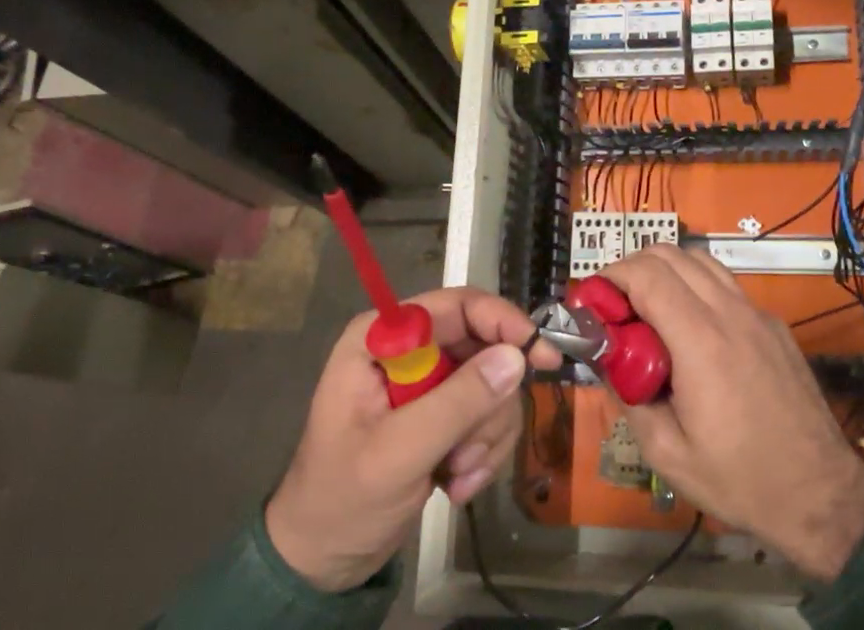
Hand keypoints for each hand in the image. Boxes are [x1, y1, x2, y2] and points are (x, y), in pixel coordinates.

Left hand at [264, 287, 560, 590]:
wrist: (323, 558)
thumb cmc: (342, 500)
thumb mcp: (398, 452)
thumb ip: (457, 403)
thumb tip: (517, 357)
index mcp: (382, 339)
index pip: (459, 305)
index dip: (503, 323)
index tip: (540, 357)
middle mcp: (410, 351)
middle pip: (486, 348)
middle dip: (489, 406)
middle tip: (470, 452)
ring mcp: (429, 383)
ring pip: (495, 386)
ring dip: (485, 437)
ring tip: (455, 477)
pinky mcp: (444, 415)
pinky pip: (491, 417)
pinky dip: (484, 454)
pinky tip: (456, 485)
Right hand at [599, 247, 863, 581]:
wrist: (820, 494)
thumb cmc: (739, 479)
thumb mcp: (666, 452)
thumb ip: (628, 395)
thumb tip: (606, 359)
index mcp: (701, 340)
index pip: (647, 274)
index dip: (611, 277)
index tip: (591, 301)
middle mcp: (732, 313)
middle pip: (673, 255)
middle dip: (633, 269)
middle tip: (614, 309)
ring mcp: (759, 316)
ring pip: (703, 262)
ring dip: (667, 273)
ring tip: (648, 315)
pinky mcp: (776, 327)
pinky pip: (728, 287)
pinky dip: (698, 289)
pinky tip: (690, 333)